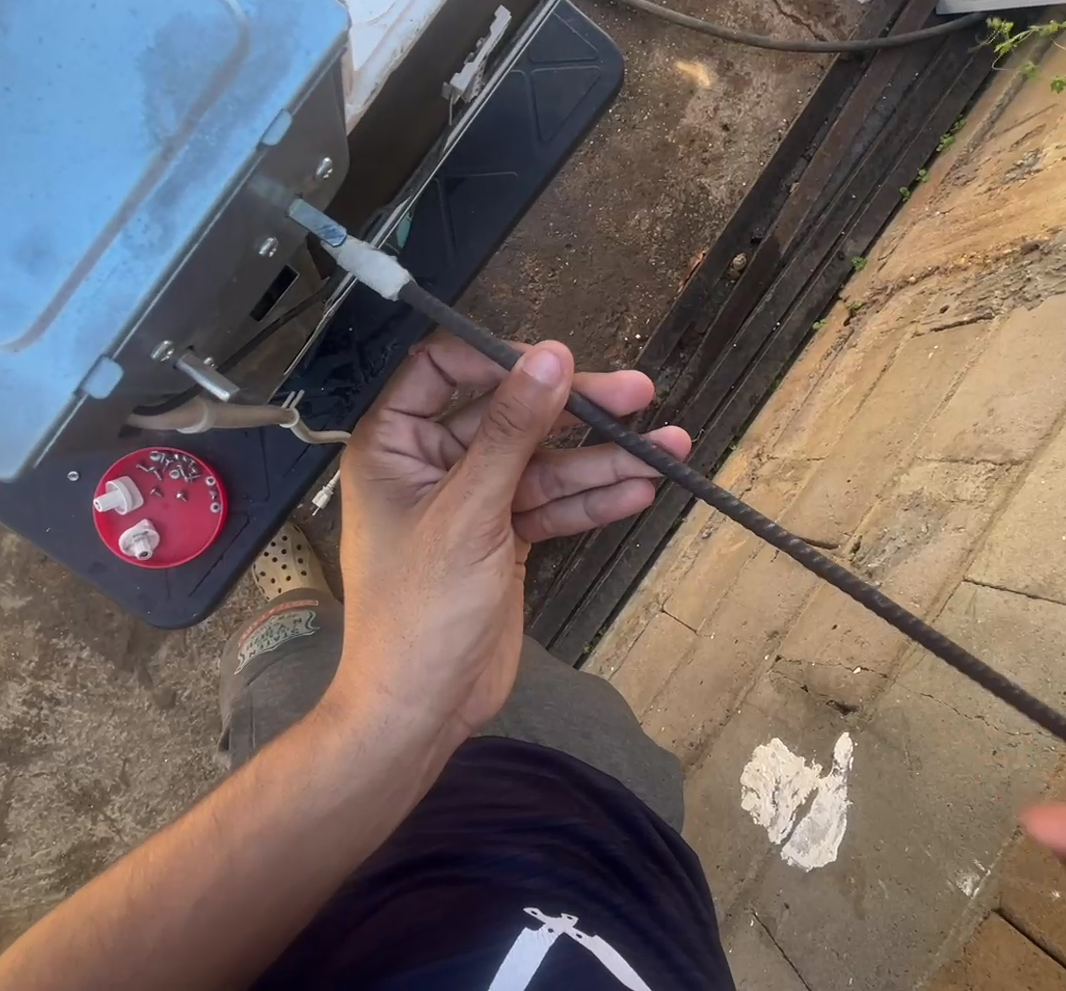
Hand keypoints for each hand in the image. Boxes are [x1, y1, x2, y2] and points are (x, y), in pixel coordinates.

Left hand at [329, 333, 691, 749]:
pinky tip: (638, 491)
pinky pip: (550, 506)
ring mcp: (473, 502)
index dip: (499, 358)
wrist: (422, 708)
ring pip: (541, 464)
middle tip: (639, 393)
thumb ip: (512, 431)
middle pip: (509, 416)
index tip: (559, 361)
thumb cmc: (422, 608)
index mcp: (395, 444)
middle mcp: (433, 463)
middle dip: (575, 410)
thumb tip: (552, 357)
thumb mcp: (470, 511)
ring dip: (601, 460)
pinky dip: (590, 502)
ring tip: (669, 448)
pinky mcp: (503, 537)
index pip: (442, 370)